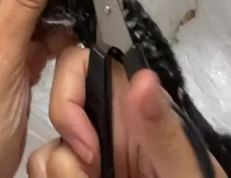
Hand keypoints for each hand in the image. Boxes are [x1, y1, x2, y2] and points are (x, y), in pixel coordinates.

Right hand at [28, 48, 224, 177]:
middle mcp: (102, 120)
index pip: (77, 64)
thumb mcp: (184, 164)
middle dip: (65, 154)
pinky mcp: (80, 175)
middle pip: (56, 112)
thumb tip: (143, 78)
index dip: (67, 95)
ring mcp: (89, 153)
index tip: (89, 148)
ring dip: (62, 175)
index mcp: (126, 100)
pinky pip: (46, 173)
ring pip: (48, 151)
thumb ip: (162, 126)